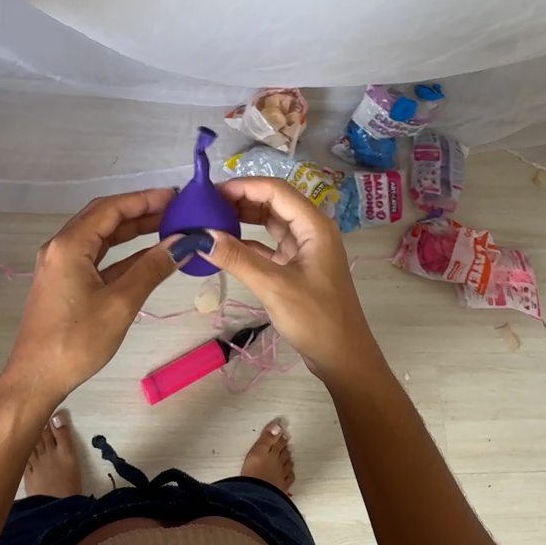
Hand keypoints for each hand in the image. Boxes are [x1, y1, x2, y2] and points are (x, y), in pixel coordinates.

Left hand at [1, 188, 182, 403]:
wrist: (35, 380)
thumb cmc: (76, 341)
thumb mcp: (120, 304)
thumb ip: (152, 268)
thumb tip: (183, 243)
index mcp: (69, 244)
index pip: (111, 208)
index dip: (144, 199)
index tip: (175, 197)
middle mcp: (61, 246)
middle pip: (104, 216)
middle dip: (140, 210)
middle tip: (175, 209)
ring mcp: (61, 264)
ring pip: (100, 236)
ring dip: (131, 230)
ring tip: (166, 226)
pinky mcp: (64, 281)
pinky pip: (96, 256)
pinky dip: (122, 252)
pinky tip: (147, 255)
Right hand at [197, 177, 383, 384]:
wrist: (344, 358)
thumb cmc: (316, 318)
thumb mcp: (273, 285)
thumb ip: (237, 258)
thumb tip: (201, 236)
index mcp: (314, 225)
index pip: (276, 190)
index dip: (244, 186)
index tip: (212, 192)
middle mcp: (311, 230)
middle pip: (273, 202)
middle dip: (241, 200)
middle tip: (207, 206)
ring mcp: (305, 248)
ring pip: (271, 222)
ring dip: (244, 219)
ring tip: (213, 220)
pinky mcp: (298, 266)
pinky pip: (270, 244)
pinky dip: (249, 242)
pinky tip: (227, 246)